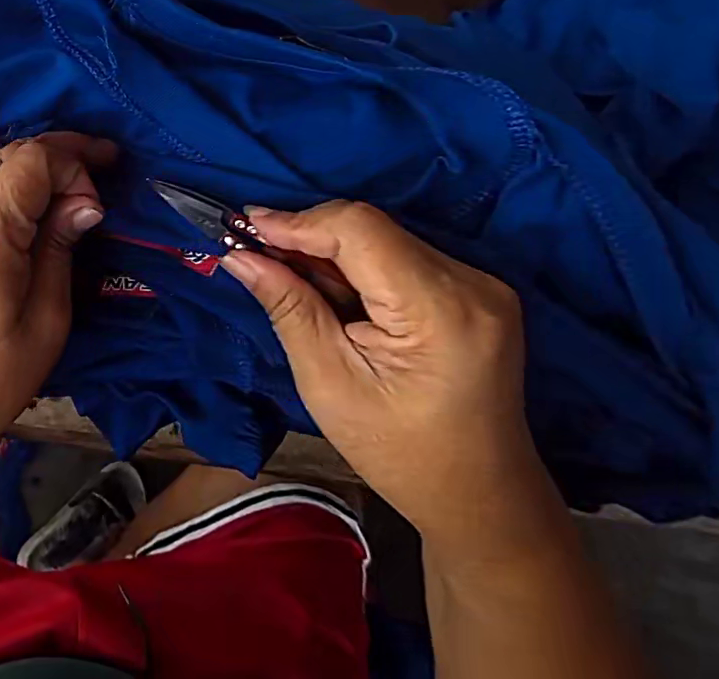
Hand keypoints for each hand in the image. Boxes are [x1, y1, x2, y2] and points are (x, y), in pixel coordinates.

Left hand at [0, 133, 117, 512]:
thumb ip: (60, 246)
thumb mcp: (46, 319)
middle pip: (5, 149)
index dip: (74, 163)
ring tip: (56, 190)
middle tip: (93, 183)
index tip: (99, 197)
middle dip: (56, 154)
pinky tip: (21, 204)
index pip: (31, 158)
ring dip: (20, 159)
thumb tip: (85, 201)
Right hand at [220, 201, 541, 539]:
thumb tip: (239, 255)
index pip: (360, 229)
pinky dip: (350, 259)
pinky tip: (325, 284)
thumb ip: (287, 307)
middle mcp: (471, 283)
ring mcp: (479, 282)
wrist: (479, 495)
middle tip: (254, 252)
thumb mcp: (327, 382)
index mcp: (441, 311)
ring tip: (284, 272)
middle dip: (305, 234)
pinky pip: (394, 251)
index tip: (245, 229)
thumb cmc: (398, 452)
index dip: (298, 222)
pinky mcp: (471, 287)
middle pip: (369, 227)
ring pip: (378, 234)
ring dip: (324, 247)